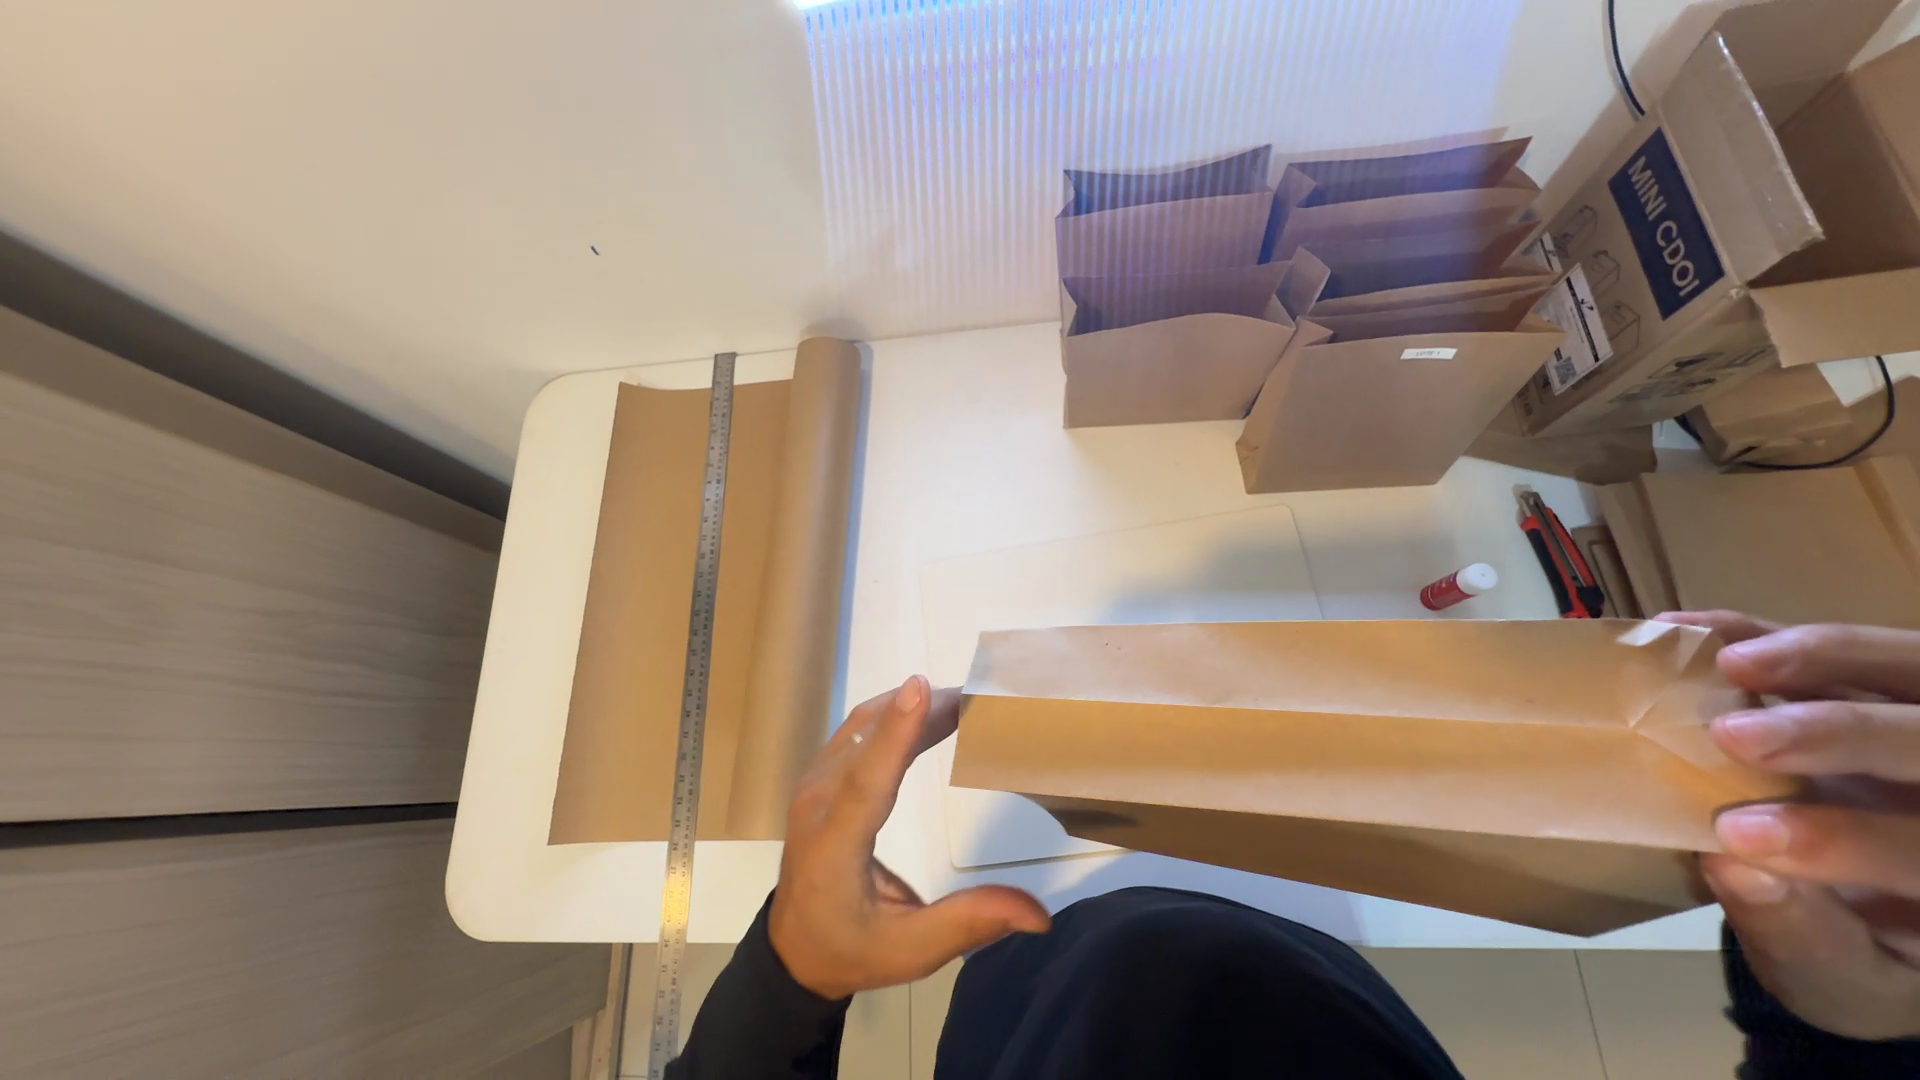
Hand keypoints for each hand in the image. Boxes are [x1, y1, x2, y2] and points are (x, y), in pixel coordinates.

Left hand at [767, 676, 1049, 999]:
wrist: (792, 948)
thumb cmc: (852, 948)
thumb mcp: (910, 951)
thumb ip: (968, 924)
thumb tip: (1038, 915)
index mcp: (835, 845)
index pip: (867, 781)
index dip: (895, 733)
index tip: (921, 686)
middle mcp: (818, 803)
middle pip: (868, 738)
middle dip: (922, 709)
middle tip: (979, 695)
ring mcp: (815, 784)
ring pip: (861, 725)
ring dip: (909, 706)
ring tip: (963, 699)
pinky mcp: (821, 777)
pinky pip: (857, 731)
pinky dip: (894, 714)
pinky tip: (929, 712)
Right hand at [1659, 611, 1919, 1039]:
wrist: (1867, 910)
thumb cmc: (1859, 961)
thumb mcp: (1833, 977)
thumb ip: (1798, 931)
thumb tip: (1731, 864)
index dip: (1849, 840)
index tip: (1735, 836)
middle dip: (1841, 732)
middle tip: (1732, 737)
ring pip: (1909, 667)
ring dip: (1821, 656)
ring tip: (1730, 663)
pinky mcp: (1866, 691)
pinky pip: (1835, 645)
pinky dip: (1759, 629)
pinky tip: (1694, 631)